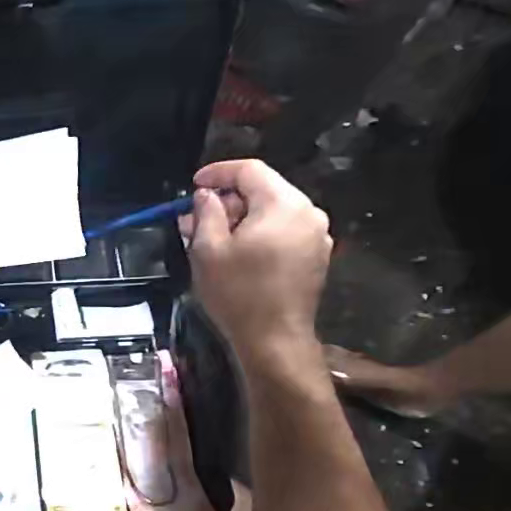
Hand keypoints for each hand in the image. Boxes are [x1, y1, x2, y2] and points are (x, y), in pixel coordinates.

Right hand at [178, 158, 332, 370]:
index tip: (194, 184)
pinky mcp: (316, 256)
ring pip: (273, 212)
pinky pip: (283, 231)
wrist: (275, 340)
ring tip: (211, 237)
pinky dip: (259, 233)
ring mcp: (316, 235)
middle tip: (196, 217)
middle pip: (263, 190)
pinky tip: (237, 252)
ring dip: (241, 218)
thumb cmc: (238, 292)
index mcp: (282, 204)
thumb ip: (206, 212)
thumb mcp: (208, 249)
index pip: (249, 170)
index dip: (218, 172)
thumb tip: (207, 195)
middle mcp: (307, 212)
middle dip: (227, 200)